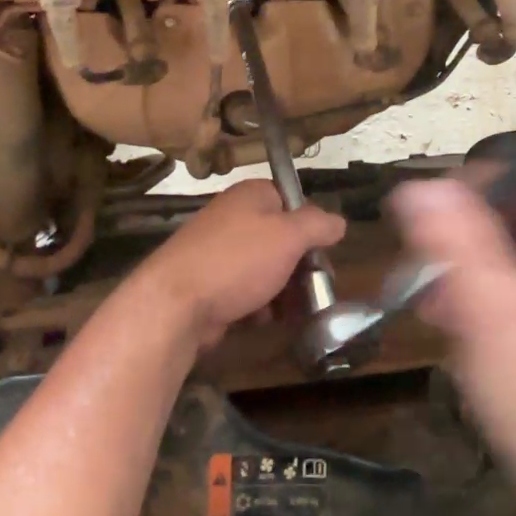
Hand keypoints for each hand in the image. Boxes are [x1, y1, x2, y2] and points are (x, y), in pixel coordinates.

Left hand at [137, 178, 346, 347]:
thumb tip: (338, 221)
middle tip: (317, 289)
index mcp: (250, 196)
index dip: (311, 226)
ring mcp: (219, 250)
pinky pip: (246, 290)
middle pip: (281, 238)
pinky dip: (259, 304)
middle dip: (301, 265)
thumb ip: (317, 225)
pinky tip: (264, 320)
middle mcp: (234, 217)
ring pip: (266, 267)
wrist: (177, 303)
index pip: (292, 201)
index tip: (325, 253)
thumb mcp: (288, 236)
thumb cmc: (237, 261)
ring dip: (283, 289)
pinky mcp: (211, 283)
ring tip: (297, 311)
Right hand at [389, 176, 515, 515]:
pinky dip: (486, 297)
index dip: (497, 178)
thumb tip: (419, 185)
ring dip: (471, 265)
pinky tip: (452, 319)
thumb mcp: (493, 313)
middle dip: (471, 229)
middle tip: (427, 249)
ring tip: (430, 289)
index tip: (444, 197)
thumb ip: (455, 244)